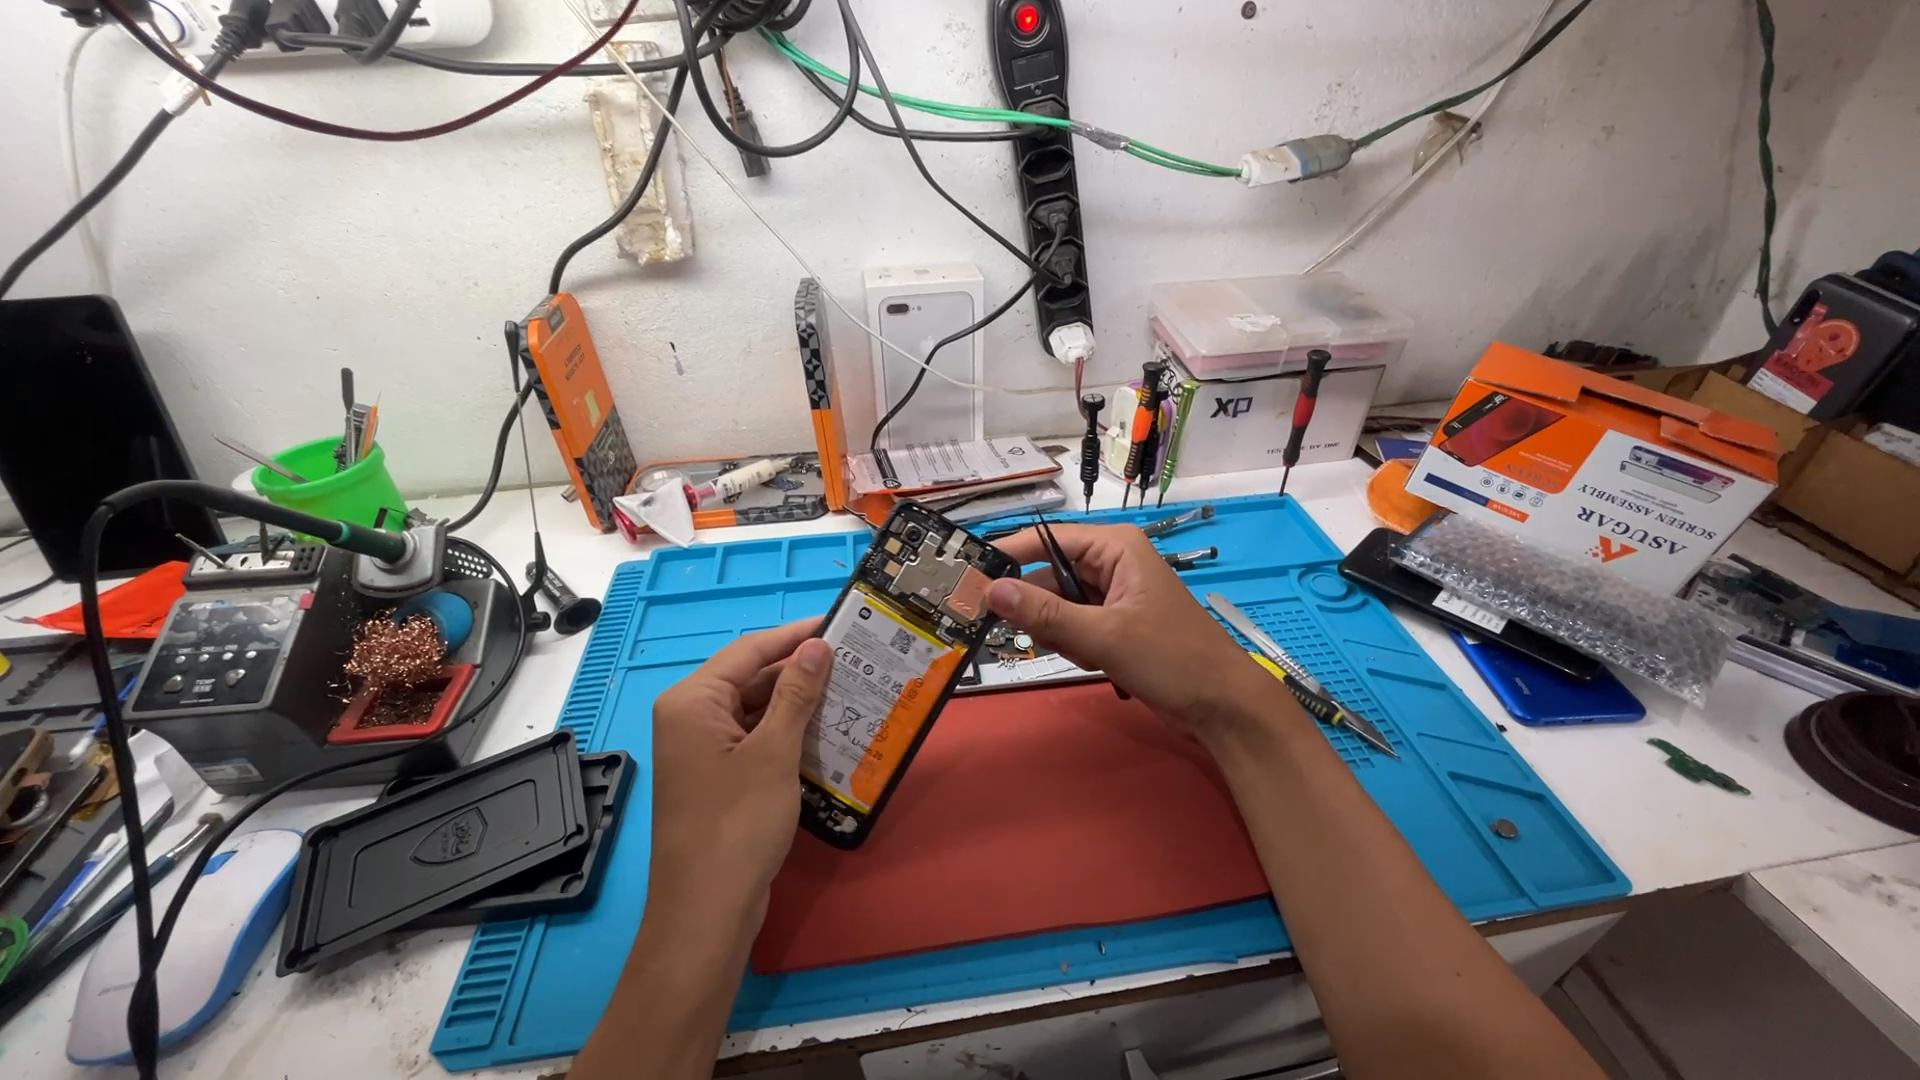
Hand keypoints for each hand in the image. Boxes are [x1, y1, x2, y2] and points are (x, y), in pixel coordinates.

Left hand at [646, 619, 831, 926]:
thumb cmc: (738, 824)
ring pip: (756, 710)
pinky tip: (826, 732)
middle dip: (801, 672)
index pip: (749, 650)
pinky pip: (755, 739)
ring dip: (798, 704)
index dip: (795, 636)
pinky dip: (788, 734)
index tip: (839, 624)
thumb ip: (796, 694)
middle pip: (751, 678)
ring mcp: (702, 750)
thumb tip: (817, 645)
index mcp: (692, 701)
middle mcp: (691, 718)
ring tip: (850, 691)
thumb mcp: (774, 753)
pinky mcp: (717, 777)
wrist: (707, 912)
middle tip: (854, 662)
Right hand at [990, 524, 1271, 736]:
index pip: (1046, 539)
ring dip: (1057, 631)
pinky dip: (1072, 644)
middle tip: (1010, 631)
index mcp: (1115, 548)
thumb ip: (1045, 613)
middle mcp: (1112, 564)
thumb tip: (991, 591)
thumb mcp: (1104, 636)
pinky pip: (1074, 625)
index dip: (1007, 555)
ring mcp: (1113, 596)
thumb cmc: (1172, 659)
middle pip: (1049, 574)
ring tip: (1080, 653)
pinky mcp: (1115, 625)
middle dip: (1035, 606)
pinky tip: (1093, 662)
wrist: (1223, 707)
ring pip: (1058, 604)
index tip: (967, 575)